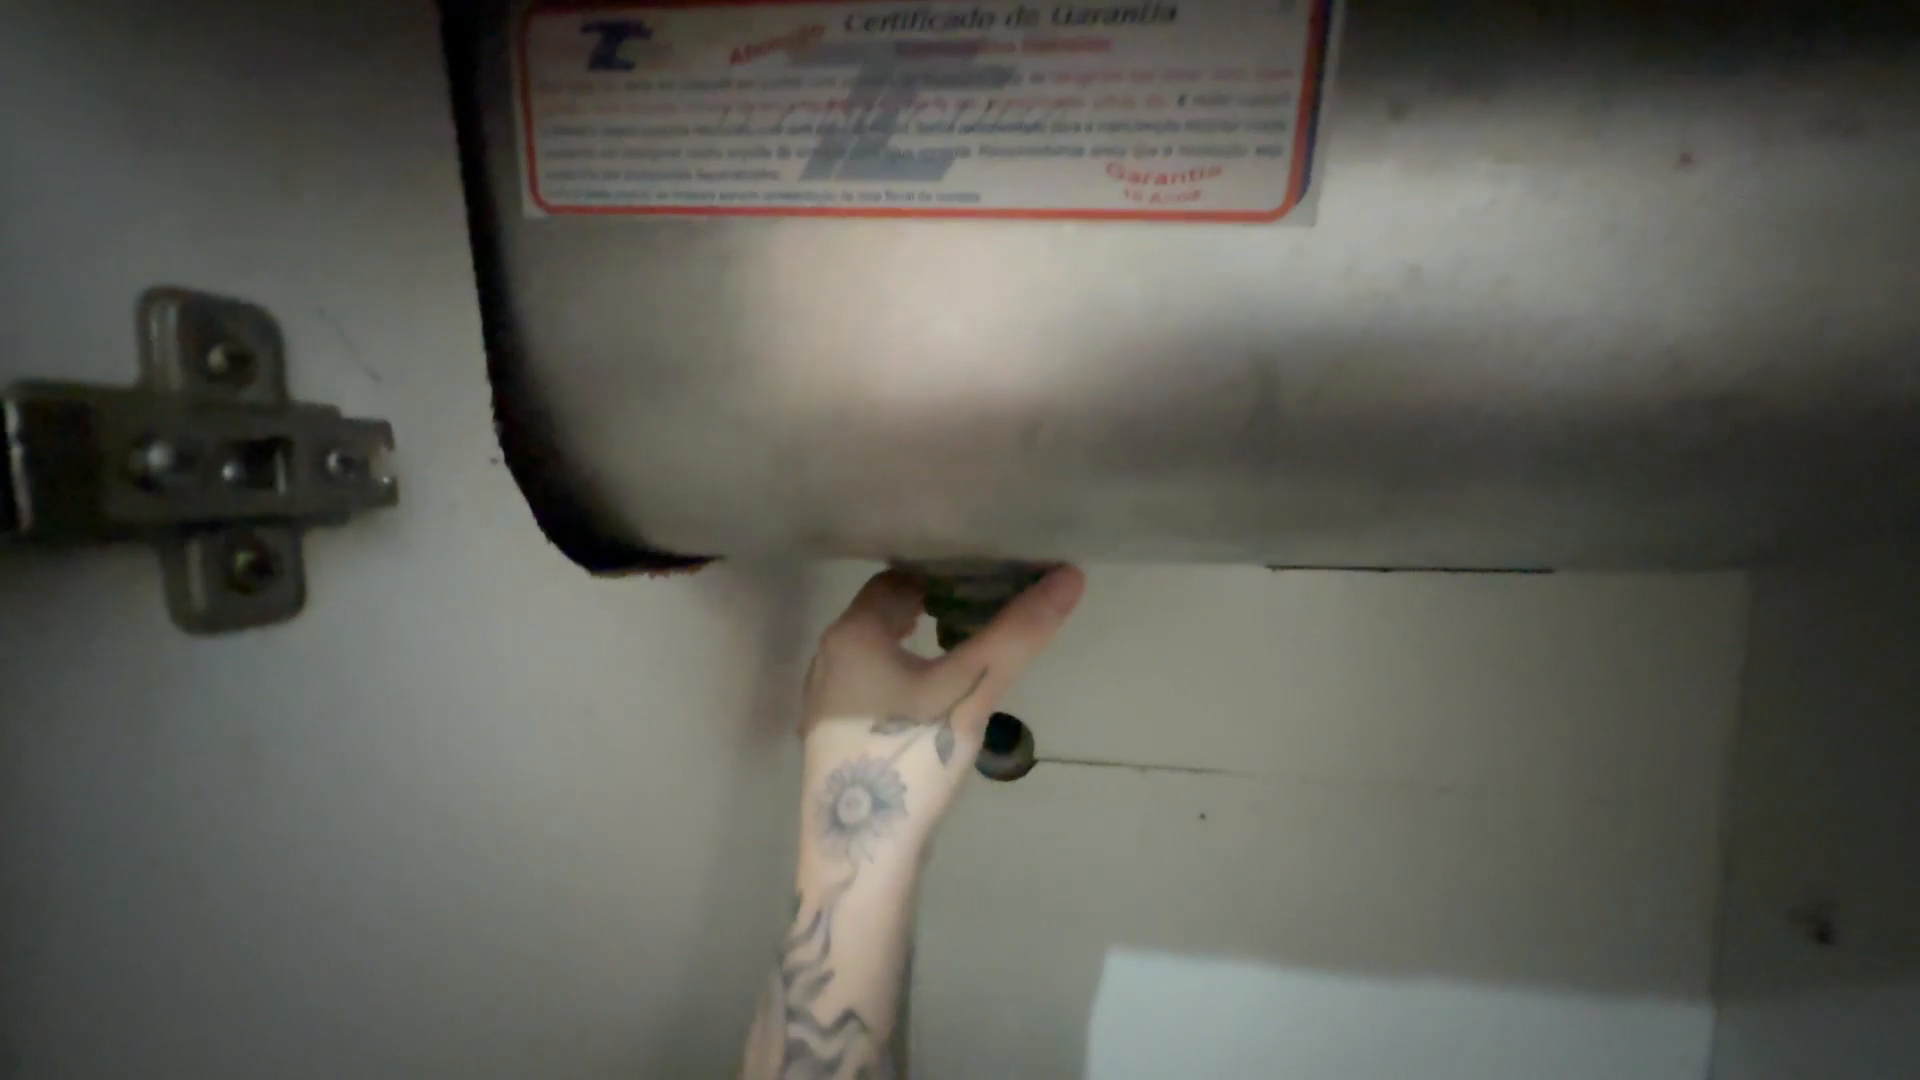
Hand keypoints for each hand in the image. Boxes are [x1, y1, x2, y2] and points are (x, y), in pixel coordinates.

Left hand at [797, 566, 1084, 877]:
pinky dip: (901, 674)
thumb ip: (1017, 634)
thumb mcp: (973, 690)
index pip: (898, 580)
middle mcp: (829, 657)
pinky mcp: (830, 734)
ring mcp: (824, 699)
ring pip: (876, 650)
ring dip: (916, 642)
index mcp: (853, 634)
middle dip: (932, 607)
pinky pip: (869, 683)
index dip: (942, 575)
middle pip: (884, 613)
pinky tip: (930, 700)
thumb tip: (1069, 576)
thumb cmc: (912, 758)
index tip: (985, 583)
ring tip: (964, 653)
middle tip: (984, 616)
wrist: (861, 857)